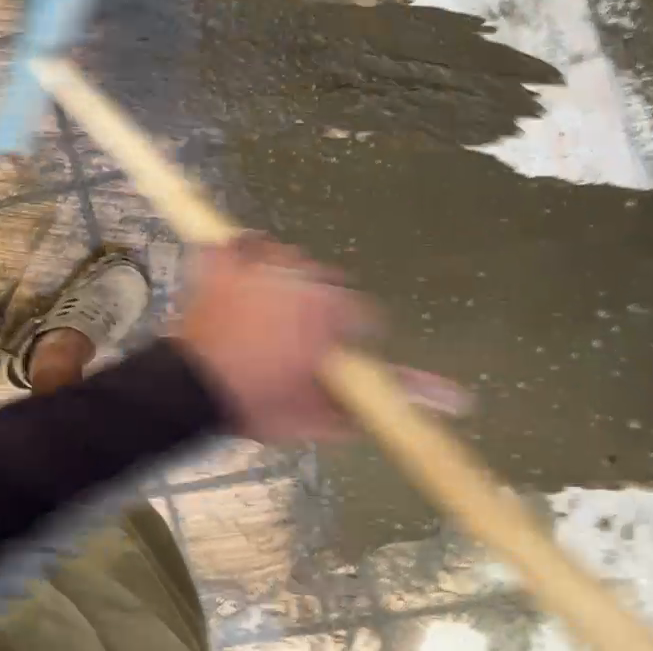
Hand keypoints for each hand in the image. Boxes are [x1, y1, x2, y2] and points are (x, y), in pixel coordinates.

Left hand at [175, 235, 466, 442]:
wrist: (192, 387)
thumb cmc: (262, 402)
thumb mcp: (332, 410)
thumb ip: (395, 396)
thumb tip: (460, 399)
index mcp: (329, 309)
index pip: (359, 309)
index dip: (350, 329)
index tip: (335, 345)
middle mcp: (296, 278)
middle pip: (322, 276)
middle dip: (317, 299)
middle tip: (299, 328)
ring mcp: (251, 267)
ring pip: (280, 254)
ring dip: (281, 272)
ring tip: (270, 300)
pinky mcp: (215, 264)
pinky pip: (230, 243)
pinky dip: (236, 253)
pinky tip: (238, 271)